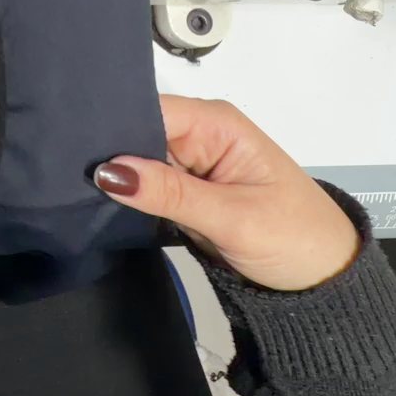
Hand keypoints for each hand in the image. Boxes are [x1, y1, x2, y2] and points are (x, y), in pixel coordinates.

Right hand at [93, 95, 360, 290]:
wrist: (327, 285)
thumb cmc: (294, 239)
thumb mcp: (232, 218)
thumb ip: (169, 193)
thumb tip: (107, 171)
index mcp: (214, 123)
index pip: (150, 109)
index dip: (114, 125)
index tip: (76, 146)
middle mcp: (198, 133)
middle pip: (138, 131)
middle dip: (109, 152)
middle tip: (68, 170)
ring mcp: (190, 162)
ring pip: (136, 159)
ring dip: (115, 176)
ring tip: (76, 184)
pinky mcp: (184, 189)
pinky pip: (146, 183)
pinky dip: (128, 194)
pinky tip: (98, 198)